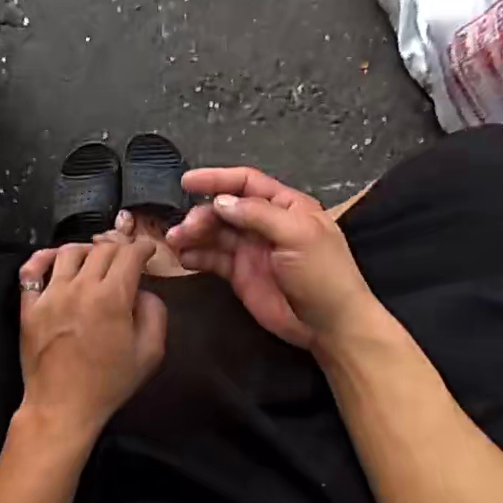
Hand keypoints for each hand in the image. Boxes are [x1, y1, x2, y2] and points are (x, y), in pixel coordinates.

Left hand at [15, 237, 166, 436]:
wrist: (62, 406)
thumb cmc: (109, 383)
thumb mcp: (149, 353)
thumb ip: (154, 314)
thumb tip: (143, 291)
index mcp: (112, 297)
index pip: (129, 254)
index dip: (142, 247)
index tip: (147, 250)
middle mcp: (80, 287)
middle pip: (102, 250)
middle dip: (119, 247)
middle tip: (125, 255)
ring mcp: (50, 294)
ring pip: (69, 252)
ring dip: (87, 249)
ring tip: (95, 257)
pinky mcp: (29, 306)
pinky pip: (32, 270)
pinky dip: (44, 257)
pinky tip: (55, 258)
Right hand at [165, 166, 378, 351]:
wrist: (328, 324)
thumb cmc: (322, 274)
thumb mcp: (297, 235)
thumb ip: (258, 215)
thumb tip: (220, 201)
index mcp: (285, 206)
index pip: (246, 183)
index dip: (216, 179)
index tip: (187, 181)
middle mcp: (264, 223)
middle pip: (225, 209)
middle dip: (201, 215)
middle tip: (184, 230)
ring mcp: (250, 249)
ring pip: (214, 234)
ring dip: (193, 235)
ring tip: (174, 242)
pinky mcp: (239, 274)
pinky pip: (212, 259)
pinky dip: (195, 257)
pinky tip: (182, 259)